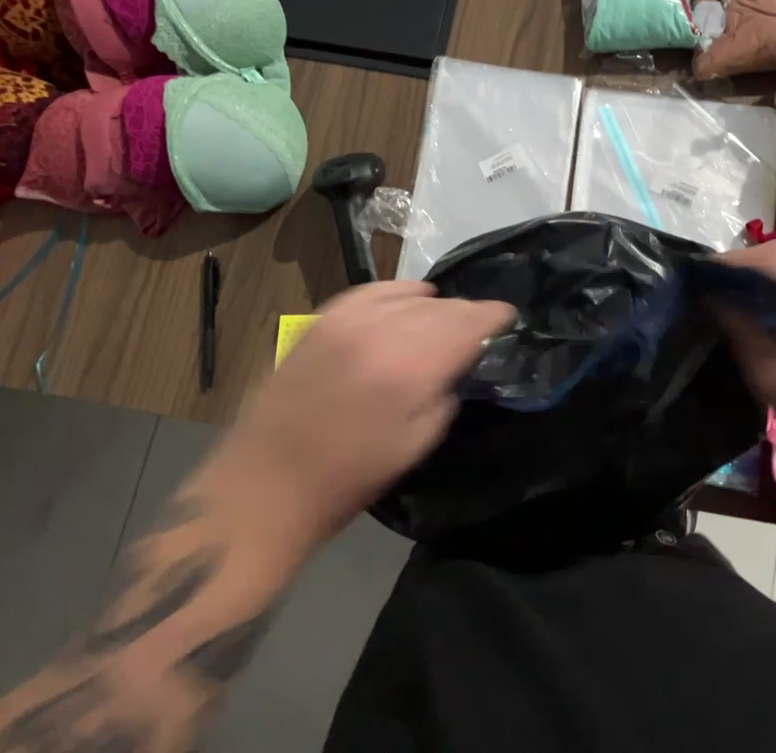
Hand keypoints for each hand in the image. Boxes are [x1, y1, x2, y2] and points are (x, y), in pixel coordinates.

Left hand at [212, 281, 514, 550]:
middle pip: (439, 307)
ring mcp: (346, 323)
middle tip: (482, 324)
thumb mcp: (416, 445)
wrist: (267, 485)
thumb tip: (457, 367)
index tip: (508, 315)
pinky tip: (410, 296)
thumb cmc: (349, 478)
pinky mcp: (320, 323)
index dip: (492, 316)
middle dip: (466, 312)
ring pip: (407, 296)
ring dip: (435, 303)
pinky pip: (369, 292)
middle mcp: (381, 333)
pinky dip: (396, 291)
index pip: (465, 324)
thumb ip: (445, 396)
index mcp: (410, 369)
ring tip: (448, 314)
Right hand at [715, 239, 775, 491]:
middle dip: (747, 264)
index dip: (733, 264)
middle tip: (715, 287)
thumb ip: (744, 332)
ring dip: (766, 271)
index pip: (775, 259)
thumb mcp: (775, 381)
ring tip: (735, 295)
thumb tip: (713, 297)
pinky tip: (767, 306)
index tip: (700, 278)